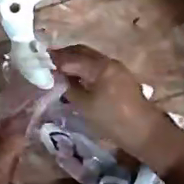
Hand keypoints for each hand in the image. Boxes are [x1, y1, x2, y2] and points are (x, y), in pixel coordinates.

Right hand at [50, 45, 180, 163]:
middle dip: (64, 56)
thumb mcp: (85, 106)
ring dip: (75, 61)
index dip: (55, 59)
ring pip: (90, 58)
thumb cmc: (112, 119)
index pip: (72, 57)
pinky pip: (98, 66)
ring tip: (58, 71)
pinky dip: (84, 68)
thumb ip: (69, 88)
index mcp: (100, 66)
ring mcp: (117, 68)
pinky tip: (76, 78)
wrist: (144, 131)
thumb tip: (57, 78)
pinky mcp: (120, 77)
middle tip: (47, 64)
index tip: (39, 61)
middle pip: (82, 52)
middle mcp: (109, 62)